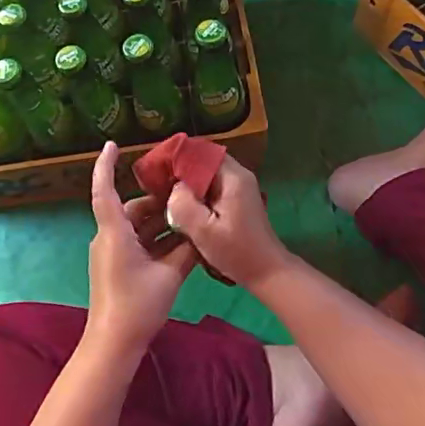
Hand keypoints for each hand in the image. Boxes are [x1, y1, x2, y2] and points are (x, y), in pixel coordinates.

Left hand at [86, 142, 197, 354]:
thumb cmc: (137, 305)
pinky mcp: (116, 267)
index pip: (104, 190)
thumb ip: (186, 250)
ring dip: (159, 223)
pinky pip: (136, 243)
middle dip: (157, 201)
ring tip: (190, 216)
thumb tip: (200, 230)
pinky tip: (181, 242)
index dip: (105, 165)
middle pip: (132, 210)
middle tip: (186, 192)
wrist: (113, 344)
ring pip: (136, 227)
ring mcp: (110, 253)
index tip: (112, 144)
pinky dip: (155, 239)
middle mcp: (108, 237)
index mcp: (114, 232)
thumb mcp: (169, 275)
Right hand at [166, 155, 292, 289]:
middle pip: (202, 162)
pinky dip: (195, 194)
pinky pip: (211, 188)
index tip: (157, 171)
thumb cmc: (237, 252)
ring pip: (205, 175)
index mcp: (232, 177)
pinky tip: (182, 207)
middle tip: (156, 185)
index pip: (200, 152)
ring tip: (165, 195)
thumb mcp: (204, 231)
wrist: (268, 274)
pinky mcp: (236, 200)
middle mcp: (237, 175)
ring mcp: (238, 187)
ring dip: (186, 184)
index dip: (177, 158)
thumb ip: (183, 204)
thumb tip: (174, 187)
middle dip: (179, 171)